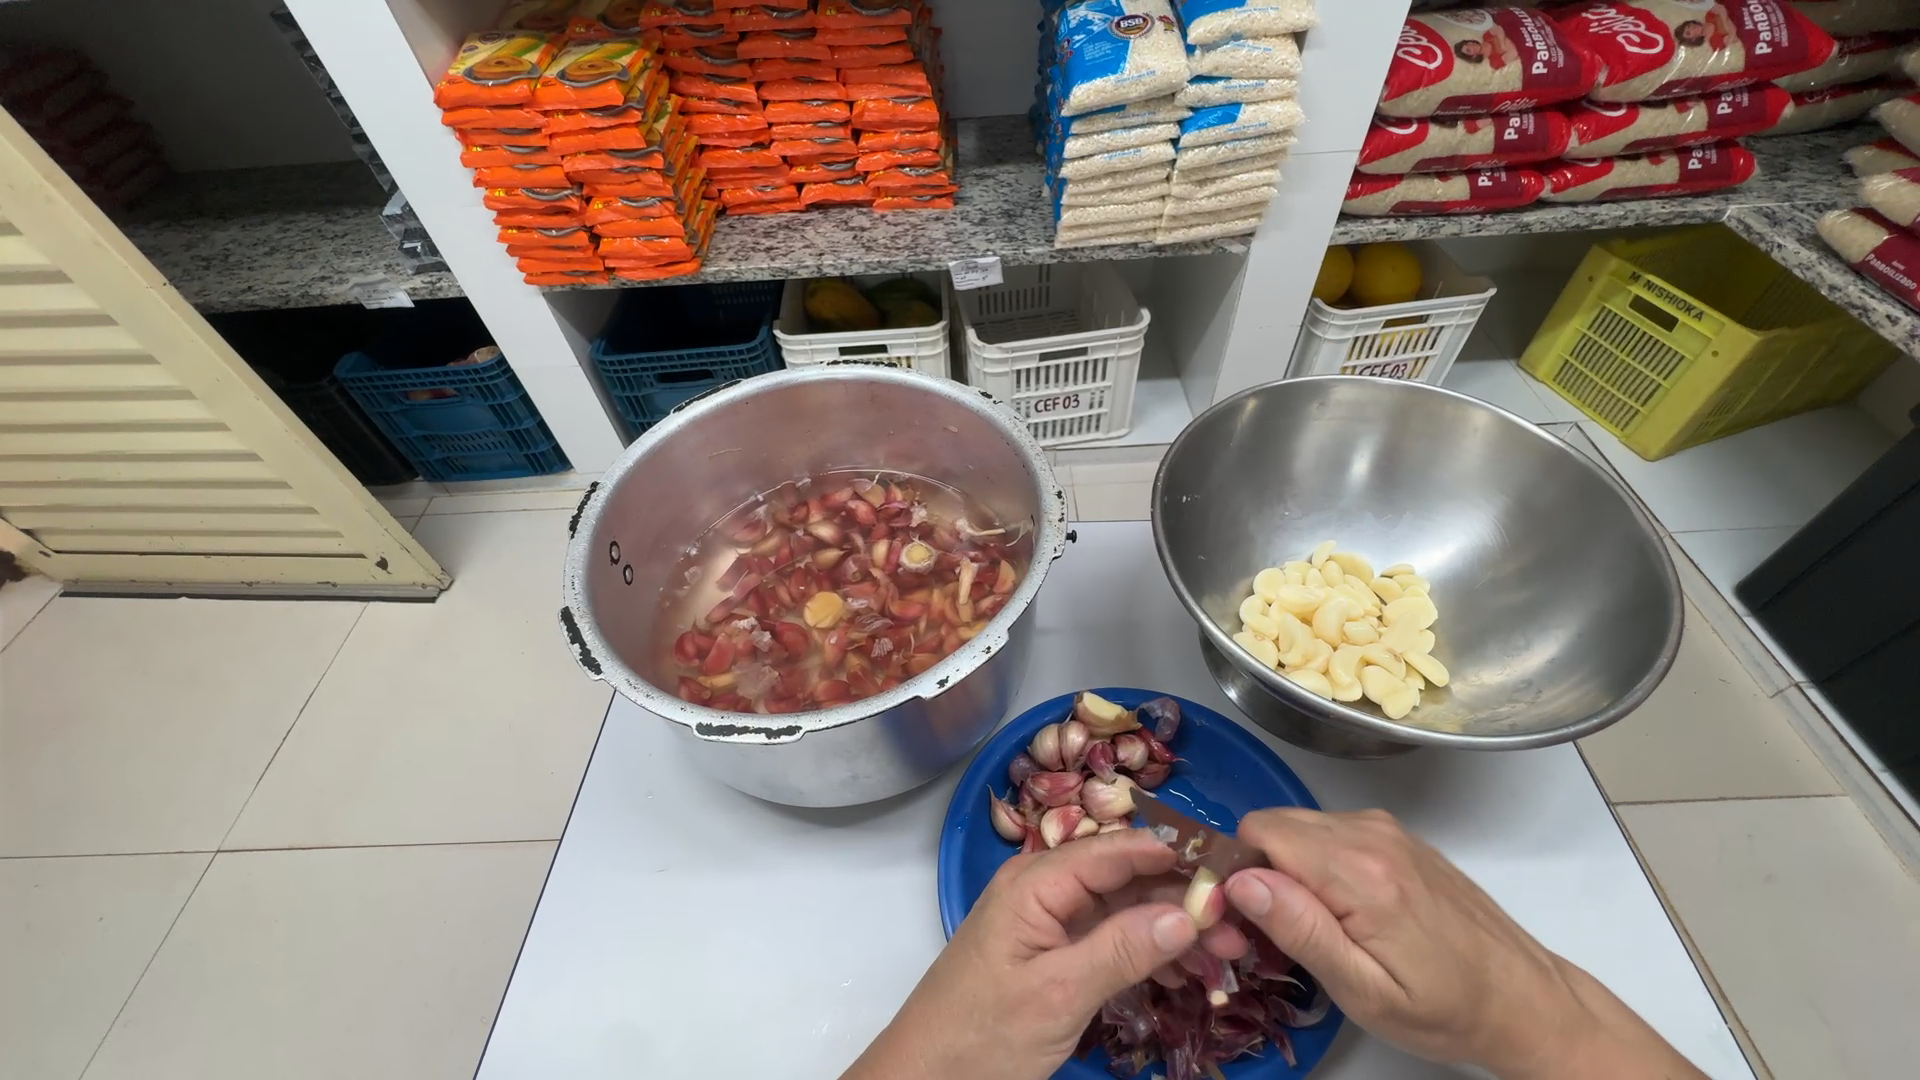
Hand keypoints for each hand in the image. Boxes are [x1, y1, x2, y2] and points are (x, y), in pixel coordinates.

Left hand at [842, 830, 1203, 1079]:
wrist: (927, 1077)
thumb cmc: (983, 1032)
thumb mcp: (1058, 993)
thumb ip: (1121, 950)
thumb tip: (1187, 913)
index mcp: (1036, 881)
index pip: (1114, 850)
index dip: (1170, 854)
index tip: (1226, 865)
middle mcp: (1044, 889)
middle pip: (1123, 878)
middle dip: (1179, 897)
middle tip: (1237, 924)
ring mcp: (1049, 923)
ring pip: (1121, 910)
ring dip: (1170, 927)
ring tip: (1226, 951)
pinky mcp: (1054, 954)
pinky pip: (1108, 940)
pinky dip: (1146, 953)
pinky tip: (1185, 972)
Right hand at [1226, 808, 1705, 1079]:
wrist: (1527, 1001)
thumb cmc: (1444, 1010)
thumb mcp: (1364, 992)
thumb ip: (1300, 929)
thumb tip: (1241, 880)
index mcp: (1357, 870)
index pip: (1258, 832)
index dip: (1238, 870)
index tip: (1244, 916)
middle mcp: (1367, 832)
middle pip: (1273, 824)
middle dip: (1258, 866)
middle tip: (1273, 926)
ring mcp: (1384, 827)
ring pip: (1297, 824)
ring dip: (1286, 863)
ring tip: (1311, 919)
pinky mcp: (1394, 833)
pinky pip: (1327, 829)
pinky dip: (1315, 858)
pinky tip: (1340, 904)